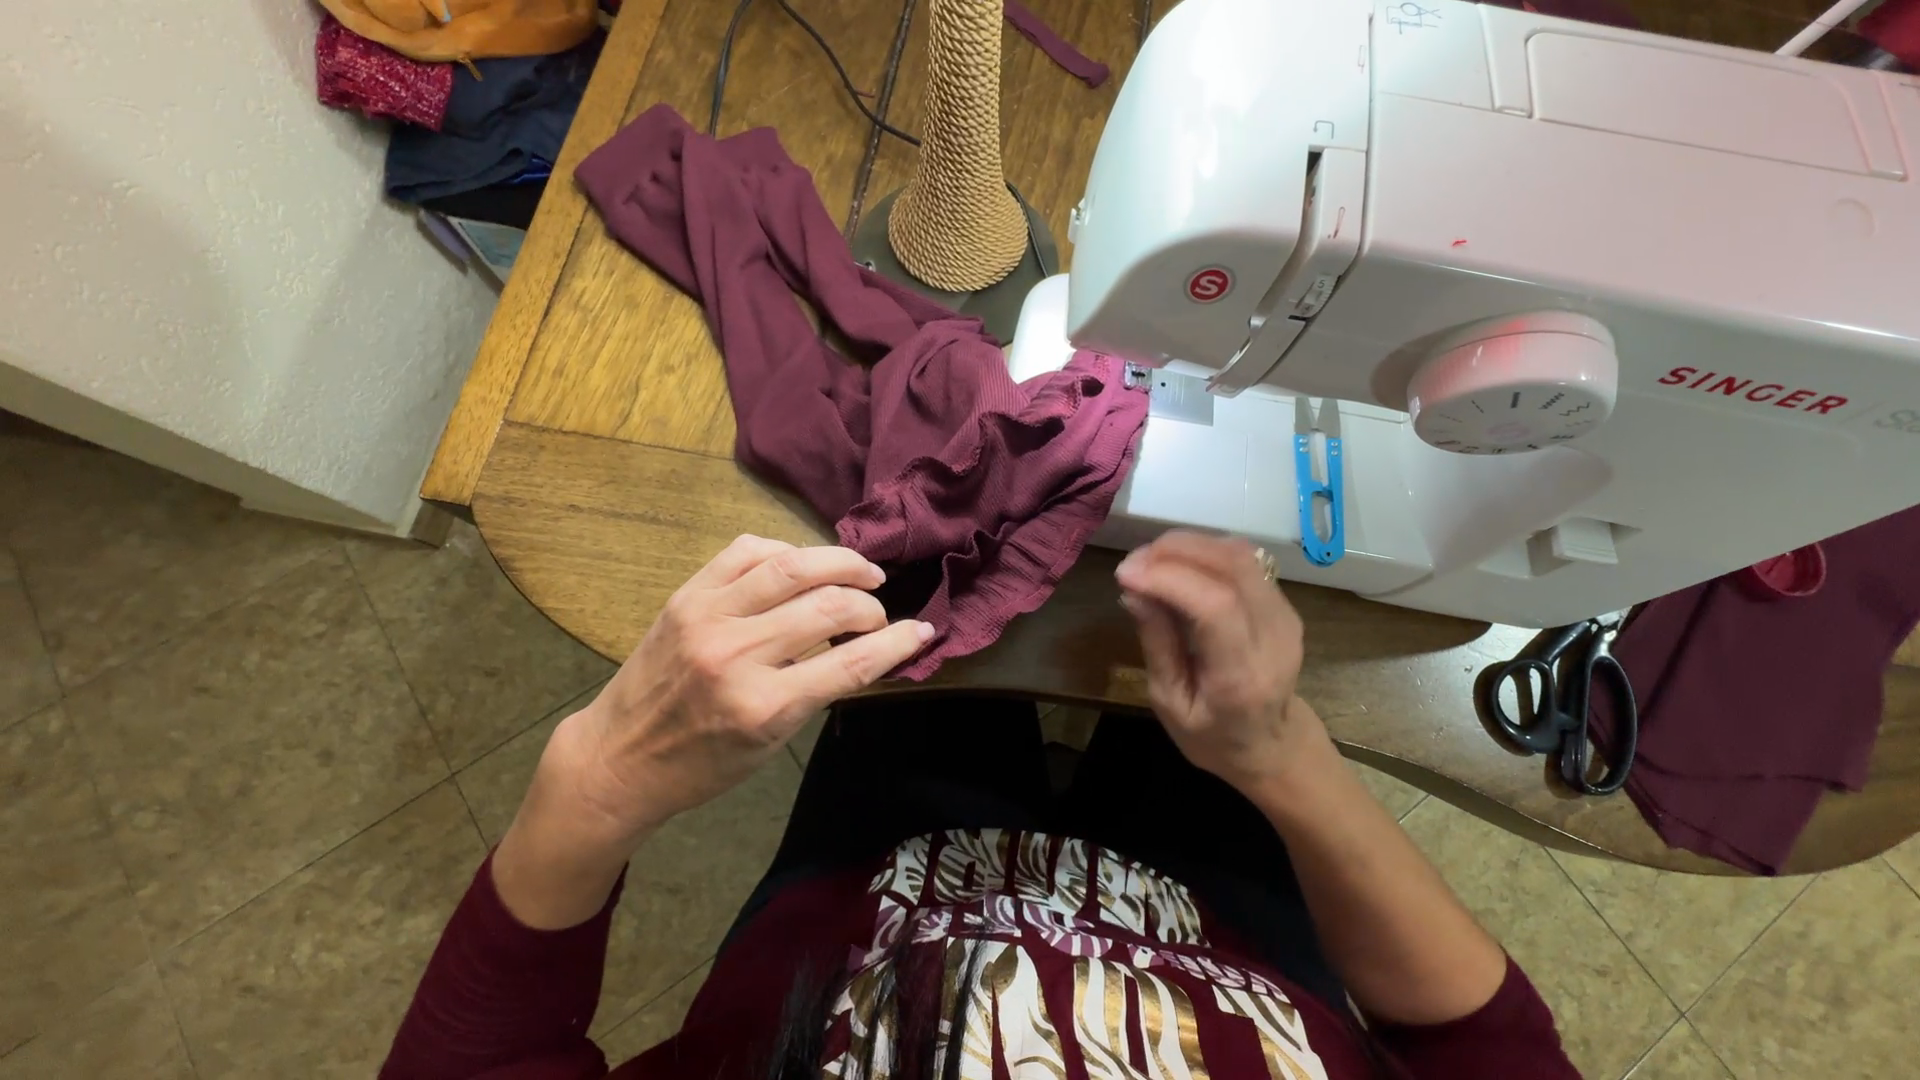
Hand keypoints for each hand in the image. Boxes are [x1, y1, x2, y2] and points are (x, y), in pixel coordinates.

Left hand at [543, 535, 932, 841]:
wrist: (617, 757)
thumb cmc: (702, 765)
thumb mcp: (771, 744)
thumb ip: (817, 691)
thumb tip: (865, 646)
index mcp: (762, 707)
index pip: (850, 662)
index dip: (898, 642)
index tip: (923, 631)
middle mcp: (736, 655)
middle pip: (828, 605)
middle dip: (869, 604)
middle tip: (879, 611)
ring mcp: (707, 617)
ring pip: (792, 565)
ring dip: (840, 562)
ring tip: (863, 572)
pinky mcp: (686, 595)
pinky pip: (747, 550)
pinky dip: (786, 551)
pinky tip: (802, 563)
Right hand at [1115, 530, 1322, 793]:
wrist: (1271, 746)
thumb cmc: (1212, 735)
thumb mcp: (1170, 702)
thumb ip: (1156, 643)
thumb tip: (1133, 590)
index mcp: (1242, 676)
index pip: (1215, 606)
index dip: (1167, 578)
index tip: (1125, 573)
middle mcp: (1274, 637)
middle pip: (1232, 566)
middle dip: (1175, 550)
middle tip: (1132, 562)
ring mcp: (1285, 616)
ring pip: (1239, 555)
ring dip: (1189, 545)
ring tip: (1149, 561)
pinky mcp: (1283, 603)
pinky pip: (1243, 561)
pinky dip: (1204, 553)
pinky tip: (1175, 566)